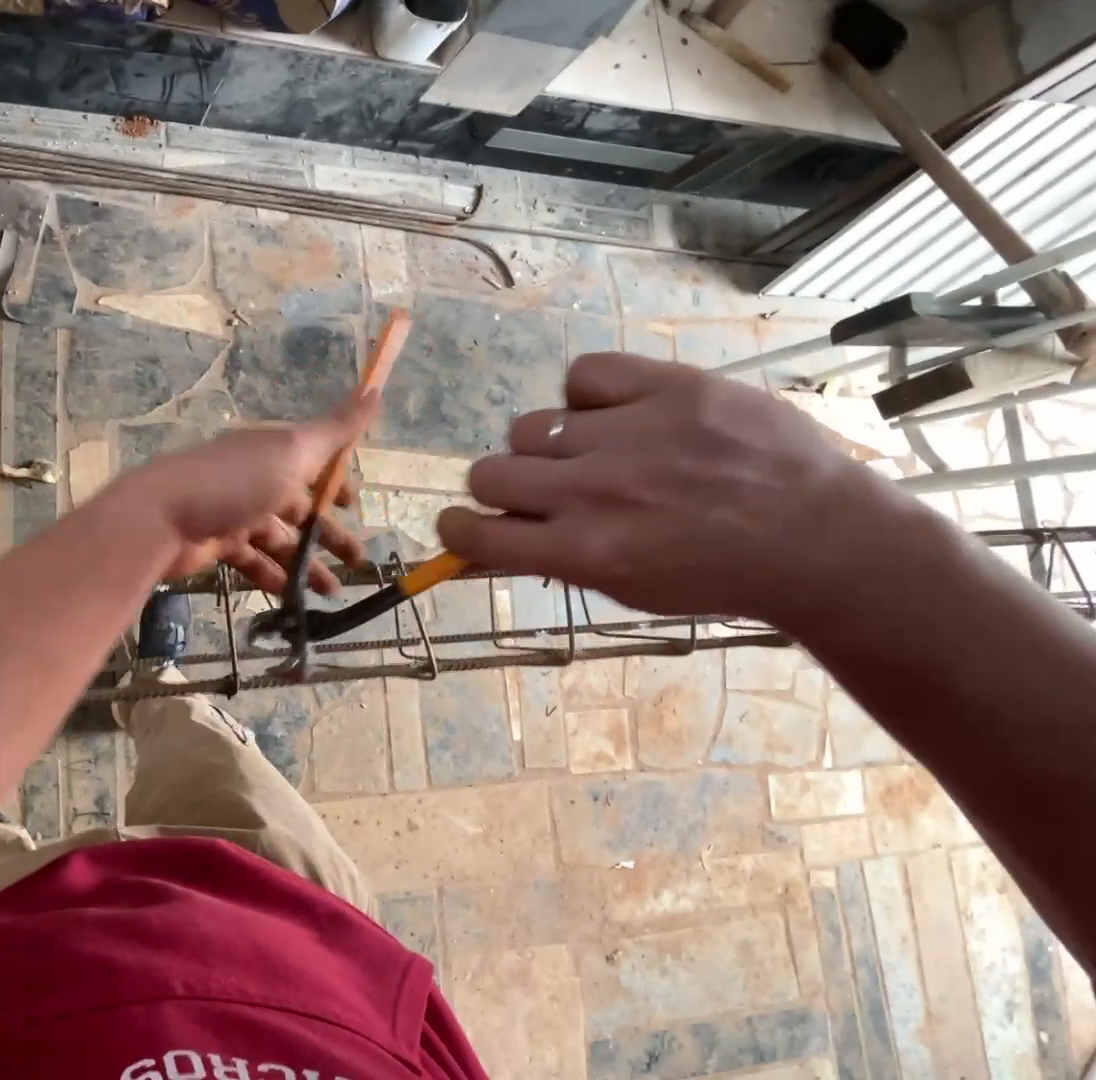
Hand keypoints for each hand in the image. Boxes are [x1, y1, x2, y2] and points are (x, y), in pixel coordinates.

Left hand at [116, 391, 382, 595]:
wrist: (161, 517)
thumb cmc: (233, 482)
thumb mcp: (293, 452)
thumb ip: (336, 429)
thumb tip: (376, 389)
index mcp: (273, 454)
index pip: (312, 466)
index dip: (335, 485)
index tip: (355, 507)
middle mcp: (254, 480)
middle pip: (299, 508)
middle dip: (329, 534)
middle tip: (358, 562)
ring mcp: (234, 513)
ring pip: (279, 540)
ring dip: (306, 564)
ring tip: (332, 592)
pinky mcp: (215, 543)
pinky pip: (251, 561)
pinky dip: (272, 577)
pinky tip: (292, 598)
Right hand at [436, 352, 921, 624]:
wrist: (826, 541)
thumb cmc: (713, 577)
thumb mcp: (621, 588)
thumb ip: (547, 560)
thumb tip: (478, 542)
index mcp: (583, 550)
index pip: (474, 532)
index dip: (458, 528)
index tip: (464, 524)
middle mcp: (596, 491)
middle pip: (488, 472)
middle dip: (502, 486)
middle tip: (541, 490)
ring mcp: (633, 434)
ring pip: (529, 425)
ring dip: (549, 445)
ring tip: (597, 451)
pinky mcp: (671, 387)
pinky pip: (583, 374)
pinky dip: (590, 395)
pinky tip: (621, 413)